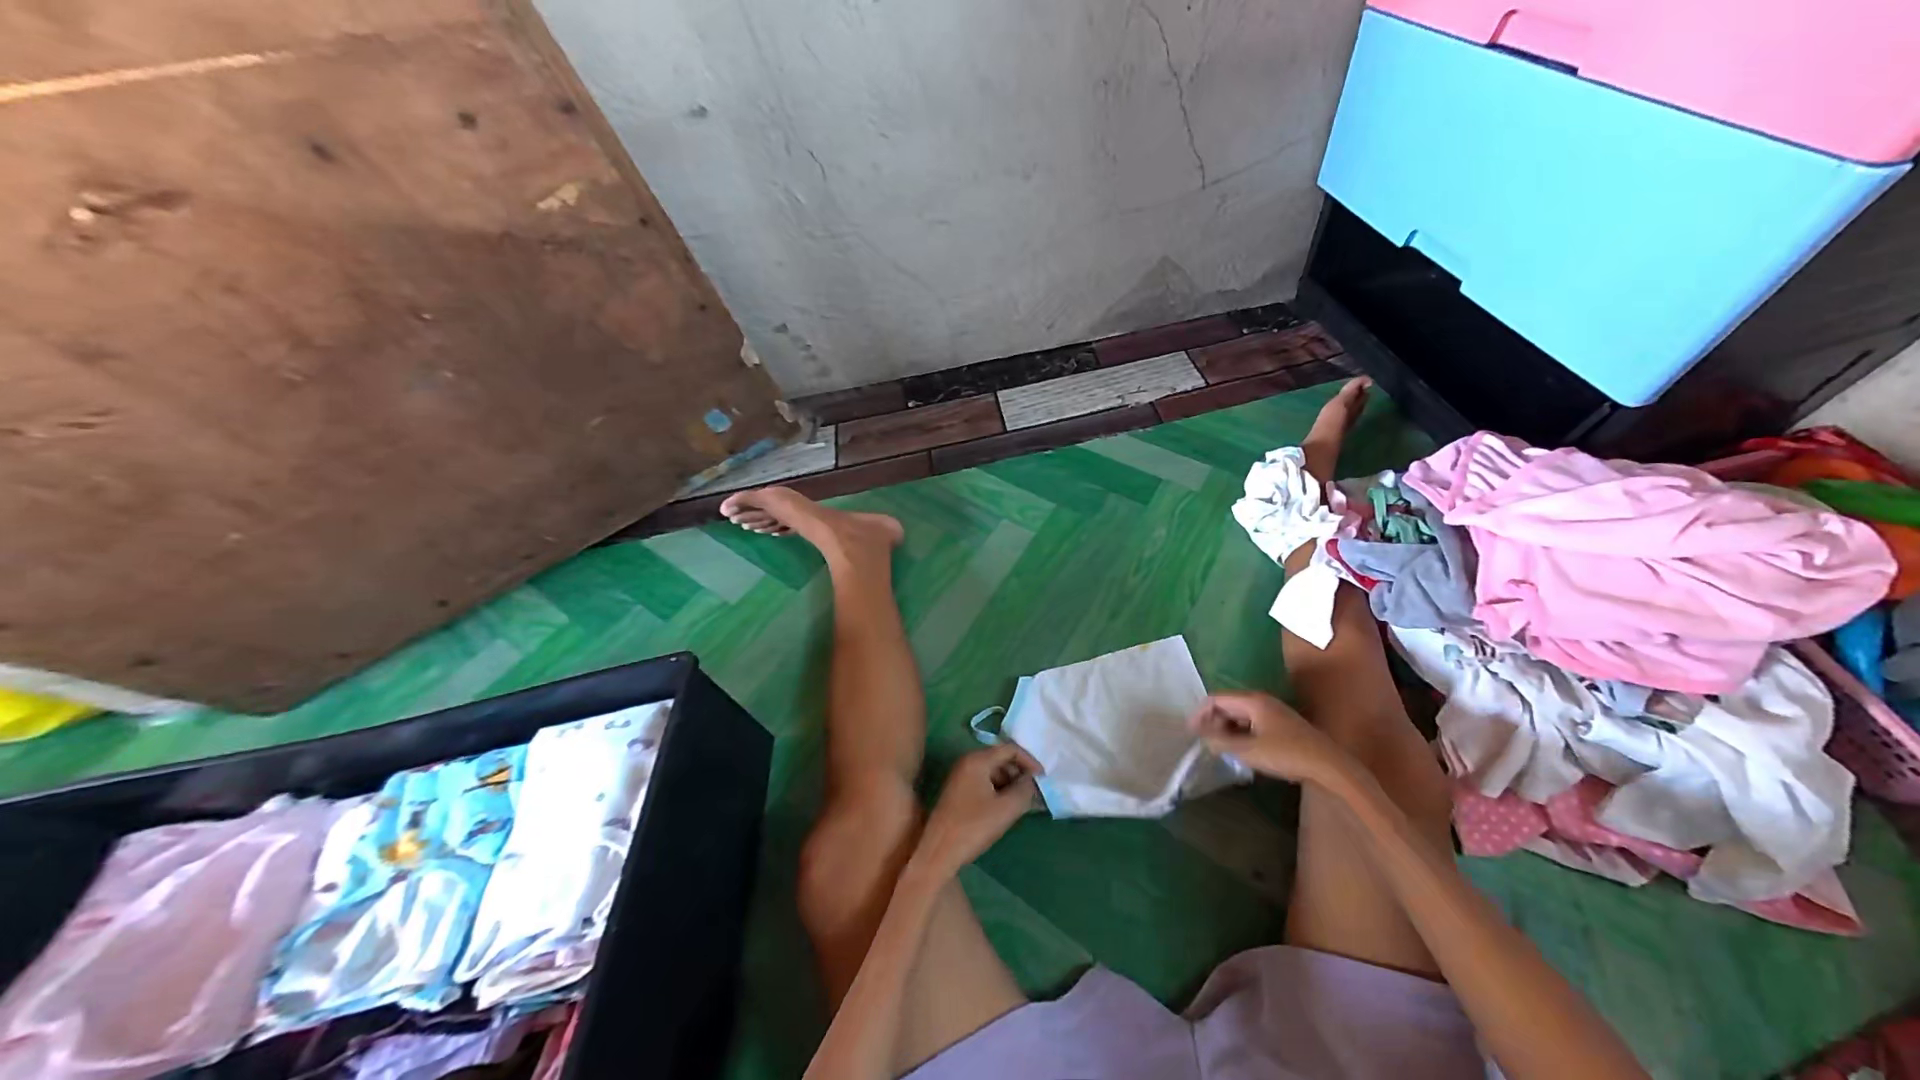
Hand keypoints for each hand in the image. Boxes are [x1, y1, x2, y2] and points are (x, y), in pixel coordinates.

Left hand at [912, 744, 1043, 877]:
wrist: (939, 851)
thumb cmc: (974, 827)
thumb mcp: (1006, 808)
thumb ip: (1025, 790)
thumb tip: (1031, 780)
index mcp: (977, 760)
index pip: (1010, 749)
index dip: (1029, 761)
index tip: (1043, 779)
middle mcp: (966, 762)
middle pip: (1000, 758)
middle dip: (1019, 773)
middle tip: (1033, 792)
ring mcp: (960, 776)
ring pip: (992, 772)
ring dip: (1009, 783)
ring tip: (1022, 802)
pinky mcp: (957, 791)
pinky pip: (983, 782)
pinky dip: (997, 790)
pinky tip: (1005, 807)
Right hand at [1190, 691, 1350, 783]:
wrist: (1329, 766)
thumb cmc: (1286, 754)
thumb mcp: (1248, 750)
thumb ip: (1221, 742)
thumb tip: (1202, 737)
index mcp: (1252, 701)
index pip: (1216, 698)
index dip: (1200, 713)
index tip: (1190, 732)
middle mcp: (1262, 701)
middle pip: (1228, 704)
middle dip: (1212, 721)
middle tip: (1204, 741)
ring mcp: (1274, 712)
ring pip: (1240, 715)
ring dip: (1226, 728)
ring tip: (1219, 747)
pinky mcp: (1282, 725)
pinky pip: (1252, 723)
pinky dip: (1240, 732)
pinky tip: (1240, 749)